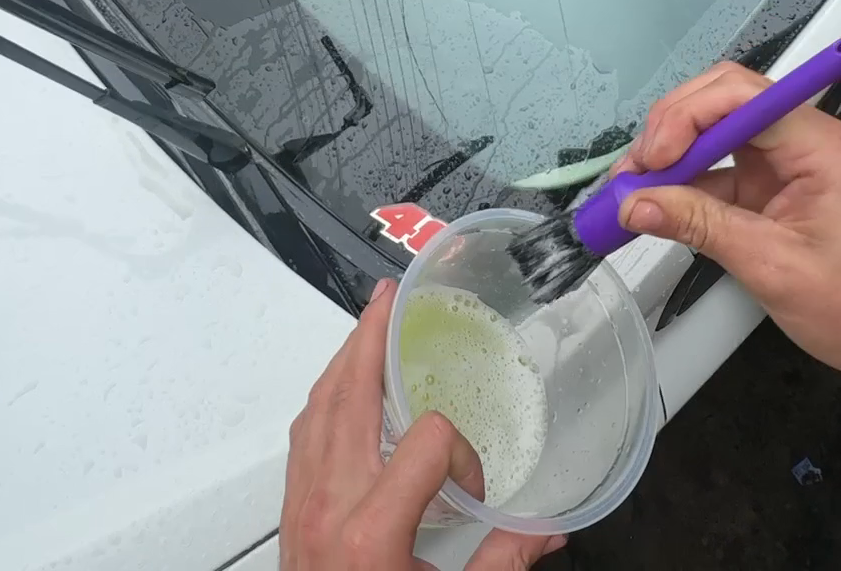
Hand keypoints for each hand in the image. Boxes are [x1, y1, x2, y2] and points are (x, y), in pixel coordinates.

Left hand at [282, 278, 565, 569]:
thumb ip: (503, 564)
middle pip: (349, 394)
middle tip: (388, 296)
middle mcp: (329, 503)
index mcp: (373, 530)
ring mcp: (302, 504)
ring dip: (345, 359)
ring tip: (368, 327)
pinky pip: (304, 434)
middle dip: (370, 336)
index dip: (461, 453)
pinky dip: (326, 397)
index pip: (428, 442)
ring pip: (318, 407)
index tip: (474, 489)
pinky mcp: (292, 513)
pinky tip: (342, 389)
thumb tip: (548, 528)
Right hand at [616, 62, 840, 397]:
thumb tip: (634, 206)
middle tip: (635, 171)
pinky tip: (651, 202)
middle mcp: (799, 139)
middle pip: (720, 99)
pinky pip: (713, 166)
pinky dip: (678, 181)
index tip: (654, 159)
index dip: (688, 116)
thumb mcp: (772, 267)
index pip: (742, 95)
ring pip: (711, 128)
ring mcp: (781, 159)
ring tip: (631, 186)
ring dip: (668, 153)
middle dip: (671, 128)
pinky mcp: (765, 183)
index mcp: (818, 146)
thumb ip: (700, 227)